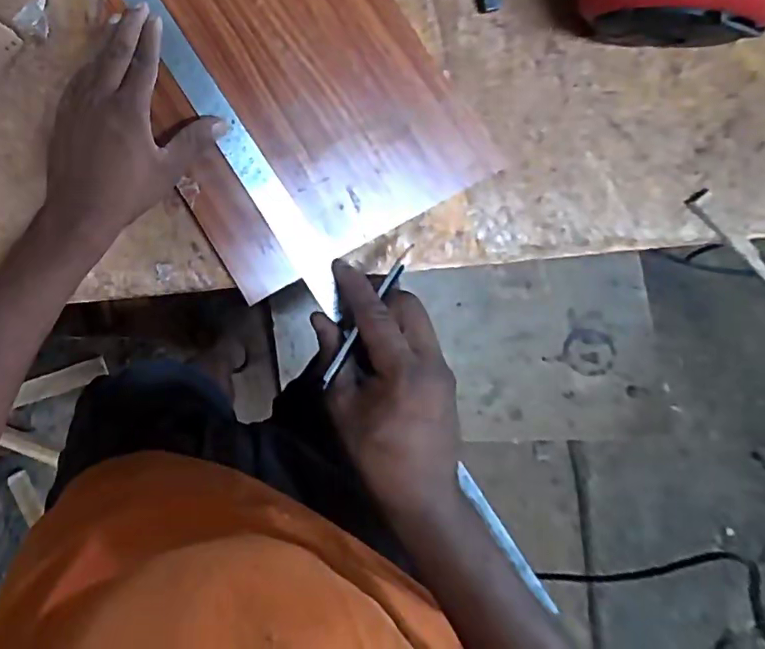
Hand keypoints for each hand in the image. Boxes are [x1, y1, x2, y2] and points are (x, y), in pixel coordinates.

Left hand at [39, 5, 223, 246]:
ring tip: (115, 24)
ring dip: (105, 42)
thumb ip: (192, 143)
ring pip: (92, 65)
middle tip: (136, 6)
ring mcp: (77, 107)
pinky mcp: (62, 117)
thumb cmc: (125, 193)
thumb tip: (222, 123)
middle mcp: (101, 100)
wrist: (76, 213)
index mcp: (129, 110)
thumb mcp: (165, 171)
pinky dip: (87, 65)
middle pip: (114, 55)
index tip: (155, 19)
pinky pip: (76, 82)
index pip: (143, 65)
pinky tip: (89, 64)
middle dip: (127, 28)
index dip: (150, 40)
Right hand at [311, 261, 462, 519]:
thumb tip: (320, 319)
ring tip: (359, 324)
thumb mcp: (344, 409)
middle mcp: (430, 361)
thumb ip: (333, 358)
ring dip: (390, 310)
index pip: (377, 314)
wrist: (425, 499)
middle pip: (408, 304)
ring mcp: (443, 369)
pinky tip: (377, 348)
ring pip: (418, 317)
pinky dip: (399, 329)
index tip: (339, 265)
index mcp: (404, 370)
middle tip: (348, 299)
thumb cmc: (377, 458)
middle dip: (379, 293)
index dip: (355, 286)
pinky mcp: (445, 378)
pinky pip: (421, 336)